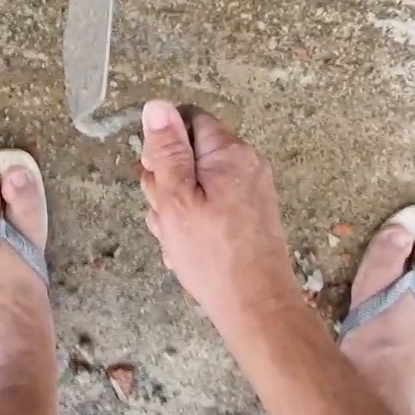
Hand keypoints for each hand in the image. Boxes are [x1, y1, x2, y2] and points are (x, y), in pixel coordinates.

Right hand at [139, 100, 300, 325]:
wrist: (257, 309)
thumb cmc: (212, 254)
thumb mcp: (176, 197)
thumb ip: (167, 150)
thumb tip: (157, 105)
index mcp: (229, 151)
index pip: (186, 120)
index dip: (164, 144)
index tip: (156, 176)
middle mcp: (245, 162)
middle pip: (189, 152)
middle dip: (168, 181)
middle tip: (167, 215)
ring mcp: (251, 189)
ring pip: (196, 182)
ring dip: (178, 206)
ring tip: (178, 238)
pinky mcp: (250, 214)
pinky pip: (211, 203)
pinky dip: (196, 220)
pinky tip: (191, 248)